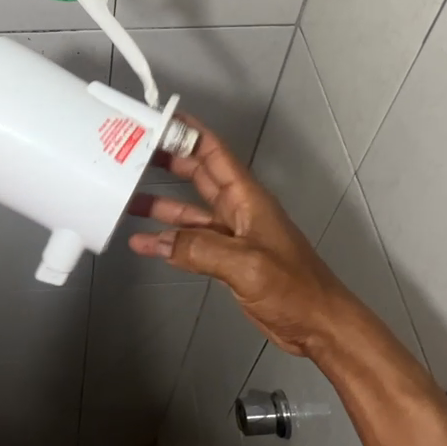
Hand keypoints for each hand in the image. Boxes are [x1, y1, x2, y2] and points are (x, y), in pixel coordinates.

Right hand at [128, 117, 354, 355]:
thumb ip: (201, 249)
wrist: (318, 325)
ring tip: (127, 196)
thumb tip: (160, 240)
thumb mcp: (246, 264)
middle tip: (135, 153)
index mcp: (248, 199)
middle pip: (199, 175)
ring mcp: (232, 235)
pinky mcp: (228, 260)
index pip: (214, 153)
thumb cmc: (295, 288)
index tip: (160, 120)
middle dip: (169, 160)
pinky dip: (167, 241)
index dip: (188, 133)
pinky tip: (145, 243)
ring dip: (161, 203)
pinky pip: (191, 242)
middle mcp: (238, 210)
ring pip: (190, 210)